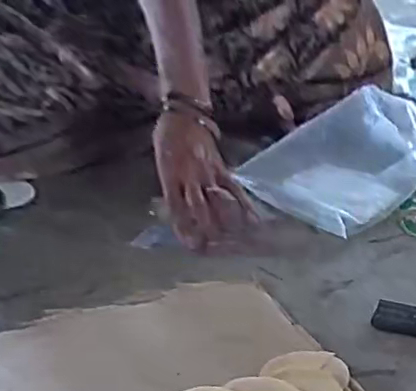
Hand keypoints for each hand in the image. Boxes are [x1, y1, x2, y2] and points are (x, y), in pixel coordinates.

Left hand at [154, 111, 254, 250]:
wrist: (184, 116)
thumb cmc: (168, 139)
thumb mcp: (161, 163)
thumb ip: (171, 186)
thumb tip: (177, 210)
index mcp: (170, 177)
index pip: (177, 208)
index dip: (183, 227)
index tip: (189, 244)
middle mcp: (190, 178)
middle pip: (200, 211)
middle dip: (206, 231)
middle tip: (212, 248)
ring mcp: (208, 175)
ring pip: (218, 205)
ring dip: (225, 225)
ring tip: (231, 241)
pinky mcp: (223, 171)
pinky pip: (236, 191)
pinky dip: (245, 207)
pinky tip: (253, 221)